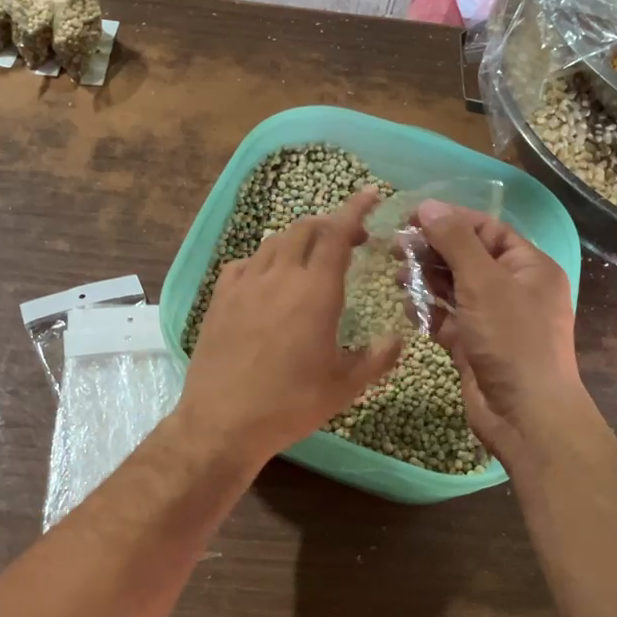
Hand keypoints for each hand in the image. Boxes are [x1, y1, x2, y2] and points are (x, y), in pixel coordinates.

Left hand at [178, 190, 402, 463]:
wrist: (223, 421)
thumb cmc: (290, 404)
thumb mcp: (344, 387)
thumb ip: (376, 359)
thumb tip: (397, 339)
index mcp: (315, 291)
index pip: (338, 234)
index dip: (356, 210)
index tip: (370, 195)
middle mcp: (279, 276)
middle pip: (304, 229)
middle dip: (328, 226)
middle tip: (347, 241)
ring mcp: (244, 284)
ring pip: (274, 243)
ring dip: (297, 240)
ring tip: (310, 258)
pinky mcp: (220, 298)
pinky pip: (245, 263)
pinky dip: (264, 260)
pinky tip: (267, 279)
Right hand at [415, 200, 587, 461]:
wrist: (526, 415)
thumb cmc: (511, 340)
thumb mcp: (483, 282)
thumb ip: (455, 241)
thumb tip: (427, 206)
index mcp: (529, 267)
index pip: (487, 229)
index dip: (450, 219)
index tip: (409, 217)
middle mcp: (514, 289)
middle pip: (468, 257)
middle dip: (432, 250)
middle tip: (394, 248)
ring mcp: (494, 320)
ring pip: (455, 288)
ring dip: (425, 280)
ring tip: (395, 275)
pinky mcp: (475, 346)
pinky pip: (448, 319)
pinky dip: (428, 311)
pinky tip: (405, 306)